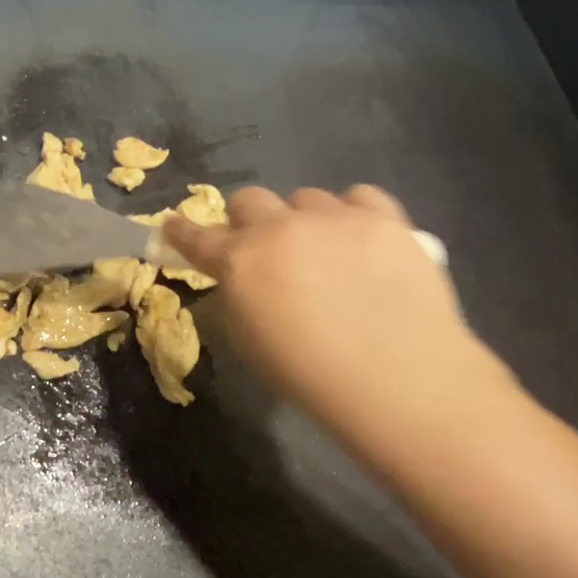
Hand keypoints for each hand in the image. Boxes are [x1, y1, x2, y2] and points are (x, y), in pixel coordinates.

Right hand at [165, 184, 517, 449]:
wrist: (402, 381)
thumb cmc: (311, 375)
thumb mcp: (249, 340)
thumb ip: (236, 298)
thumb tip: (241, 280)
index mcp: (238, 261)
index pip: (194, 235)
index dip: (181, 230)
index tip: (175, 226)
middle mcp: (278, 228)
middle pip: (248, 199)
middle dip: (249, 221)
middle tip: (266, 247)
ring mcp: (332, 219)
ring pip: (304, 197)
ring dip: (305, 220)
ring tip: (327, 249)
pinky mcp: (383, 219)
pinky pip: (359, 196)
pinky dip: (354, 213)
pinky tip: (362, 239)